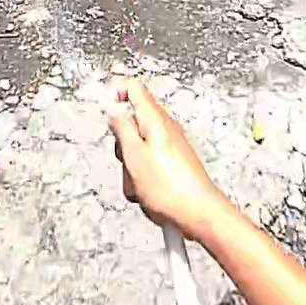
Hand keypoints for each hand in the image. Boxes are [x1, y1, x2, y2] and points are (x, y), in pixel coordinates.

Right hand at [110, 80, 232, 241]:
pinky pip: (148, 163)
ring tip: (139, 180)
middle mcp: (165, 127)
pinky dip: (143, 176)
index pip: (133, 88)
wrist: (200, 215)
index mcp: (155, 118)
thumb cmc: (170, 188)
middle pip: (132, 121)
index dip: (116, 93)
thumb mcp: (134, 155)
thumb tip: (113, 111)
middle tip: (126, 157)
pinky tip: (148, 191)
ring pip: (138, 146)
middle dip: (122, 141)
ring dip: (132, 164)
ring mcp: (170, 146)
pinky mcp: (172, 164)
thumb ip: (121, 128)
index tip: (106, 107)